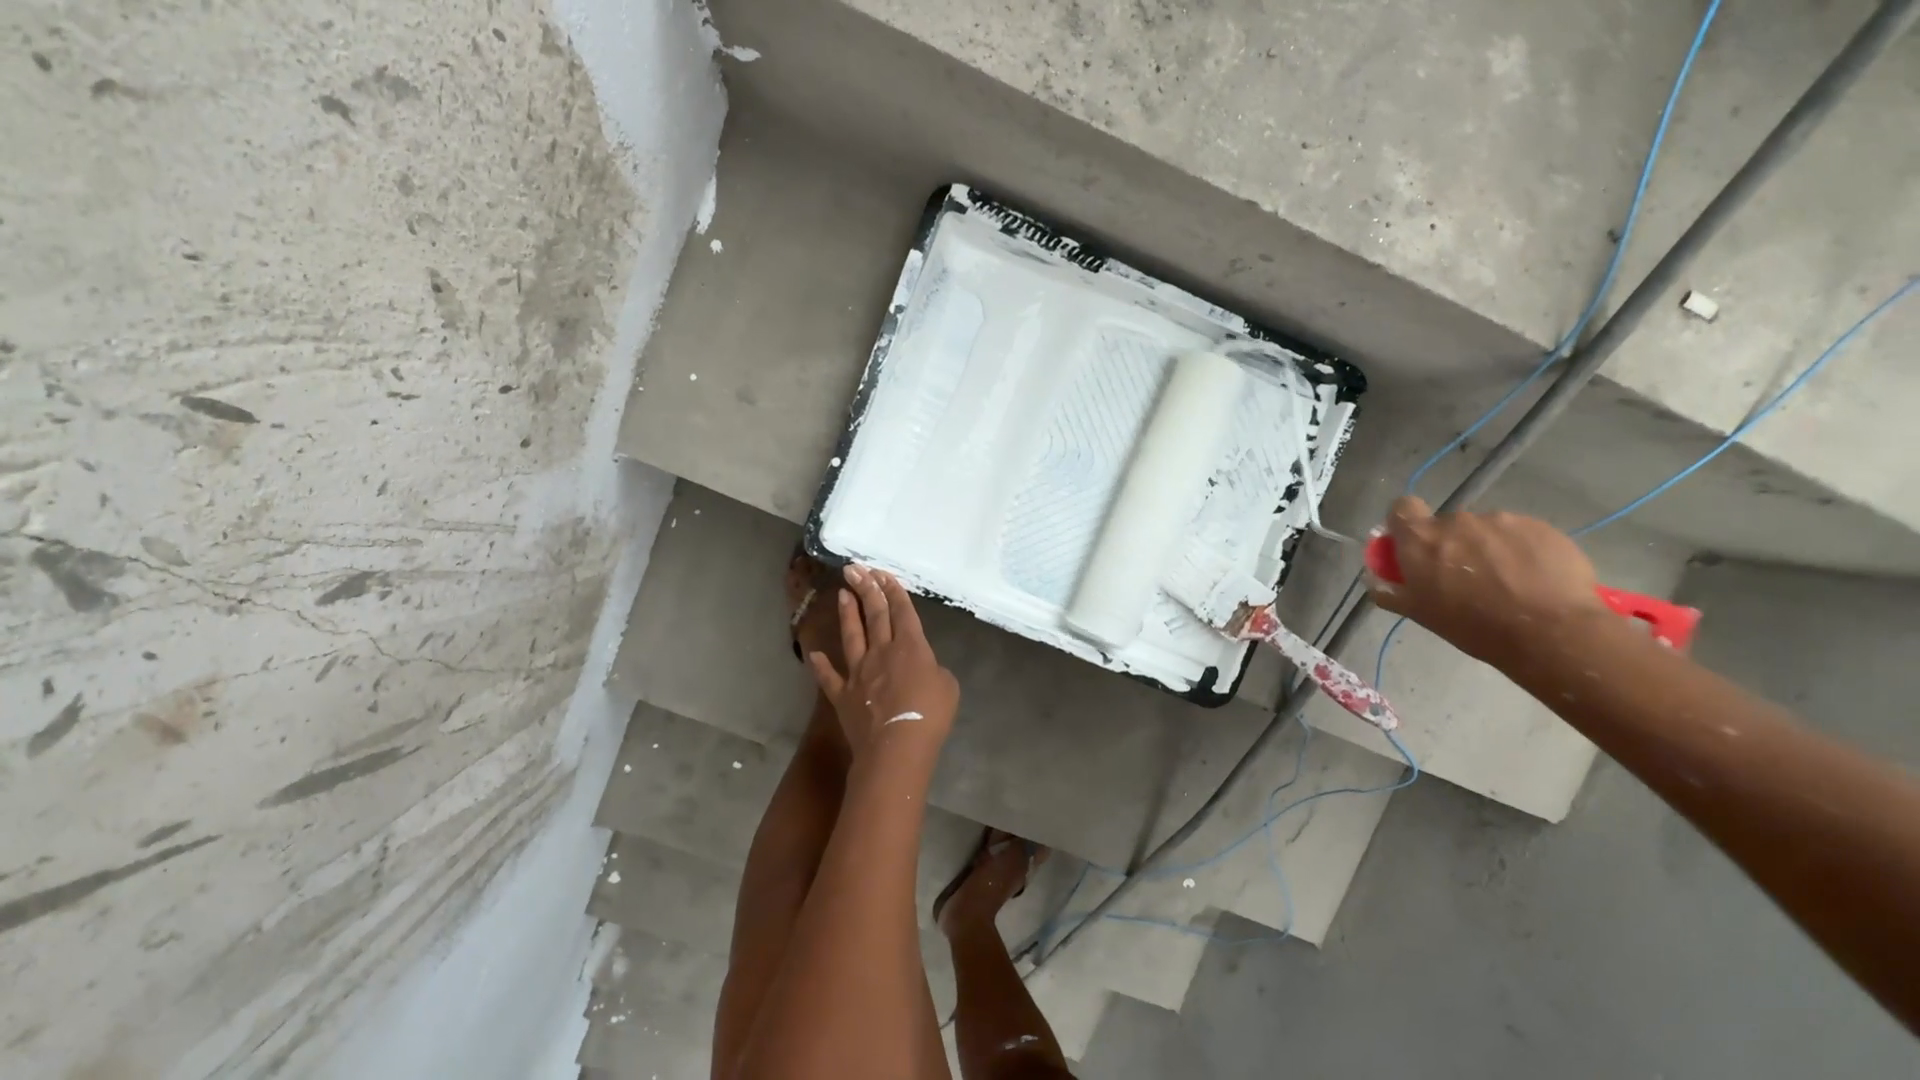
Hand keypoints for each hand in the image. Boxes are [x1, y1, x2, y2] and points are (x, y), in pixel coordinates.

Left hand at [805, 564, 958, 758]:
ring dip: (846, 613)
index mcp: (910, 646)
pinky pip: (829, 677)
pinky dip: (821, 665)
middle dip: (866, 589)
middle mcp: (880, 652)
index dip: (893, 590)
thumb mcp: (947, 686)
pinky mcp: (843, 694)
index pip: (901, 611)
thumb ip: (933, 669)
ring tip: (841, 593)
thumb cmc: (930, 715)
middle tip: (855, 568)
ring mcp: (858, 672)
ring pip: (851, 636)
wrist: (896, 746)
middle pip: (873, 614)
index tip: (883, 573)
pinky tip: (814, 653)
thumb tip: (922, 667)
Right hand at [1368, 495, 1608, 666]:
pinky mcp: (1540, 526)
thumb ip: (1391, 591)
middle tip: (1466, 578)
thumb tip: (1374, 580)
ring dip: (1488, 549)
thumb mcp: (1420, 615)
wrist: (1550, 631)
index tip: (1414, 547)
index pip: (1402, 508)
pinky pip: (1521, 534)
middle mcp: (1458, 521)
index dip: (1406, 524)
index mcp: (1422, 539)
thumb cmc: (1474, 626)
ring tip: (1507, 583)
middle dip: (1452, 545)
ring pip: (1486, 530)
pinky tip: (1533, 580)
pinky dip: (1521, 551)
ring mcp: (1502, 520)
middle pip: (1447, 524)